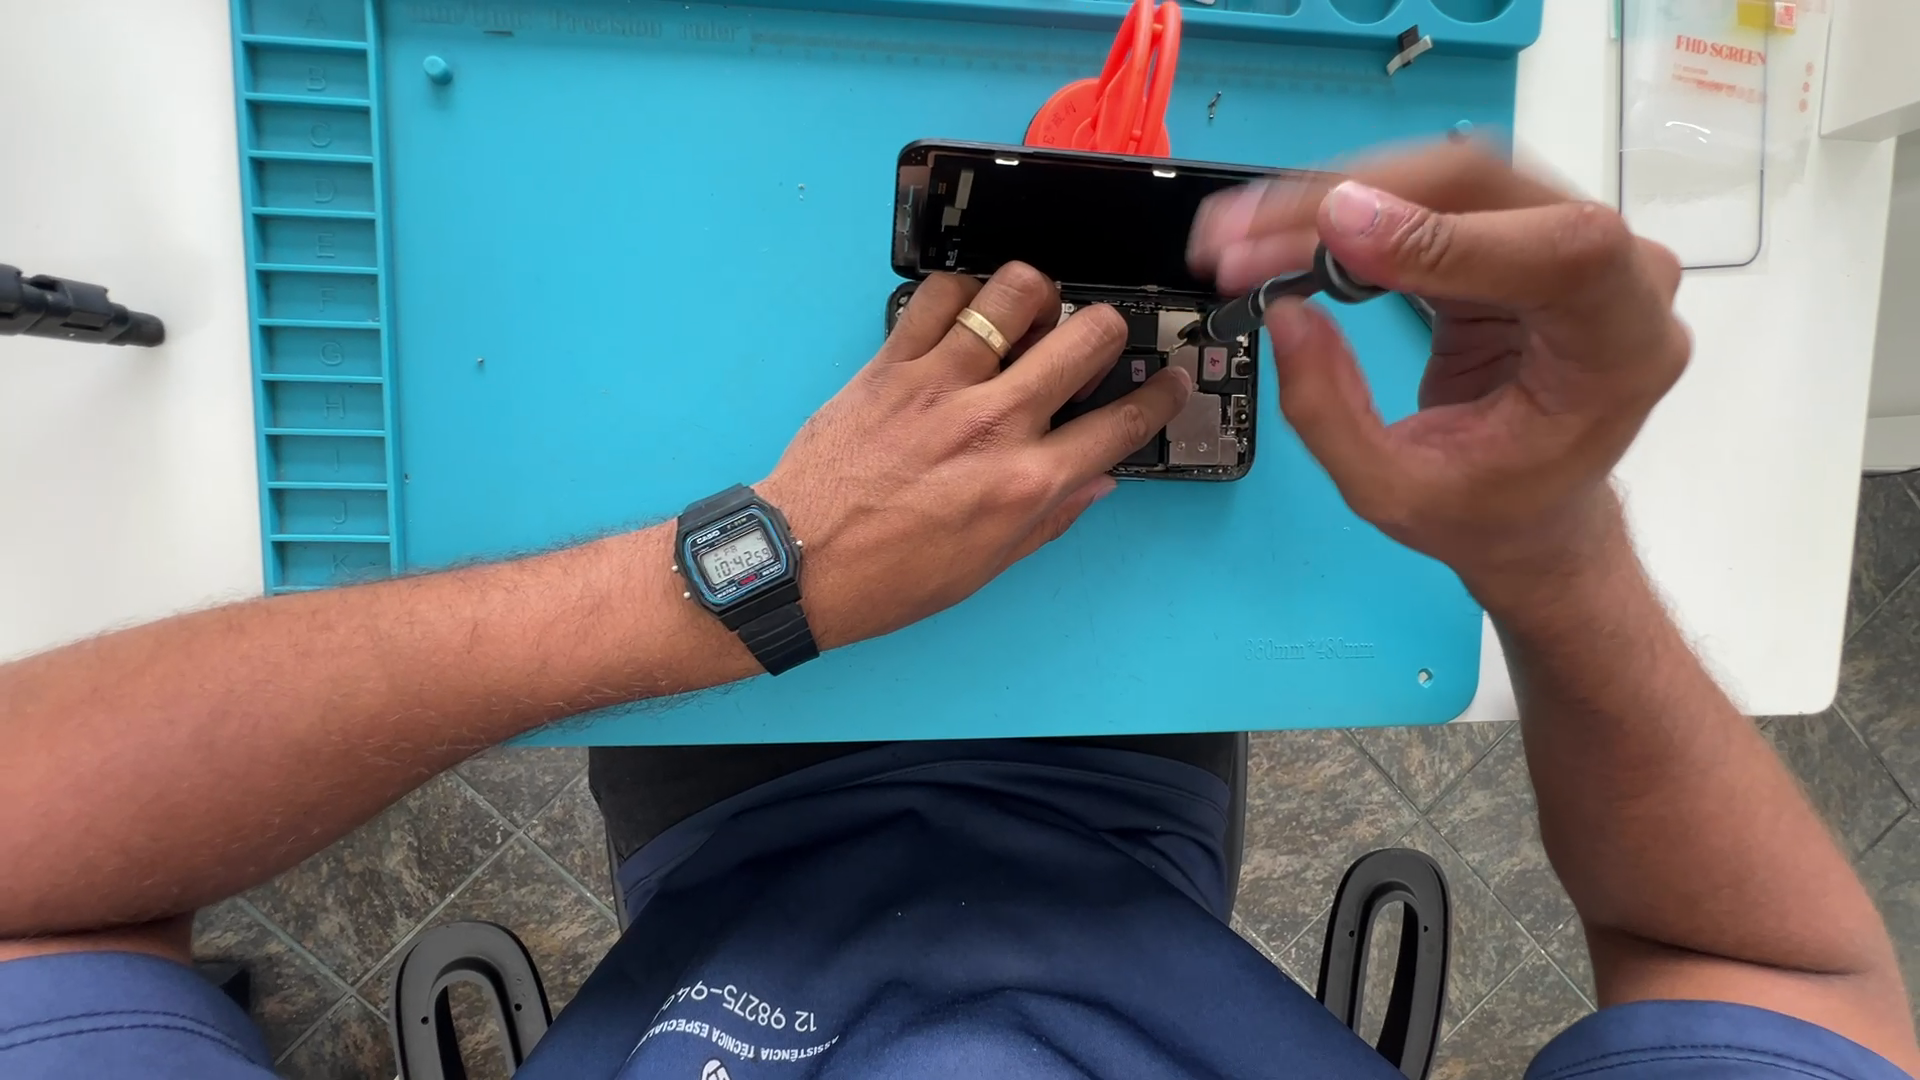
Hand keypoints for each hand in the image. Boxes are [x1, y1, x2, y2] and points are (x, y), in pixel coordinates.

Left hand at [760, 263, 1192, 647]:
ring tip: (1027, 320)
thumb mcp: (987, 565)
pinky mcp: (891, 362)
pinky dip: (959, 294)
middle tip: (1094, 345)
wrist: (802, 564)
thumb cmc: (895, 577)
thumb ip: (1050, 517)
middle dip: (1109, 332)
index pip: (1123, 425)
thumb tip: (1095, 480)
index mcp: (1027, 482)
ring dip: (1036, 299)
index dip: (1161, 398)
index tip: (1168, 384)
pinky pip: (937, 293)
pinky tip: (961, 318)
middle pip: (1088, 338)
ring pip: (1017, 293)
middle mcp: (995, 422)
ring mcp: (941, 383)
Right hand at [1186, 142, 1687, 606]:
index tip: (1334, 232)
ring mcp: (1565, 248)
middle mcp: (1615, 275)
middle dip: (1348, 199)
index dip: (1441, 235)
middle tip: (1238, 235)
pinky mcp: (1510, 244)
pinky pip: (1427, 204)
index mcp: (1616, 351)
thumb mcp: (1387, 491)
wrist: (1533, 517)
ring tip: (1241, 233)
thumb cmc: (1479, 517)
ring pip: (1448, 180)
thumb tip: (1282, 309)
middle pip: (1485, 187)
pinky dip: (1348, 216)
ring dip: (1333, 198)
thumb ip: (1329, 412)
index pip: (1557, 252)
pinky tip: (1285, 236)